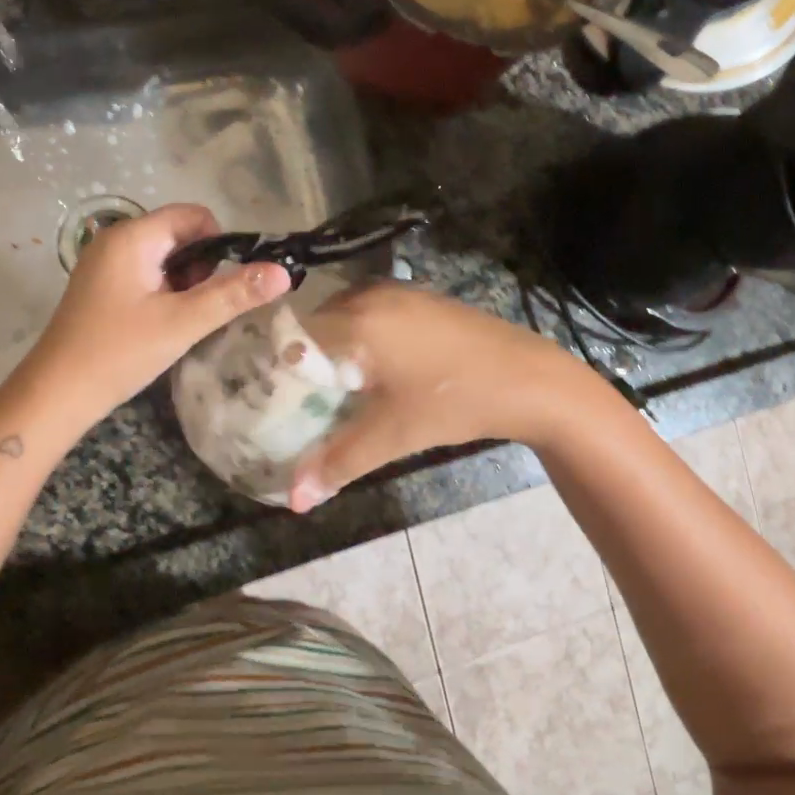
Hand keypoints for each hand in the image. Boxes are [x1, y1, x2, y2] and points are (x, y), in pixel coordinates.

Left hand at [21, 204, 288, 421]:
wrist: (56, 394)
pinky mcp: (101, 288)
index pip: (193, 216)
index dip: (221, 243)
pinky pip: (146, 275)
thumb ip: (234, 294)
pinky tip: (164, 324)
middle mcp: (115, 240)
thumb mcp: (183, 322)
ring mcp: (105, 264)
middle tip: (203, 307)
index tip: (229, 283)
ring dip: (185, 282)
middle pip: (179, 234)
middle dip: (203, 266)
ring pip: (164, 257)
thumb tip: (283, 272)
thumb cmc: (119, 352)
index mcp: (132, 237)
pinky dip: (165, 292)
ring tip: (184, 319)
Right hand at [288, 283, 600, 511]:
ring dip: (333, 354)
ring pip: (344, 321)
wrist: (530, 379)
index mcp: (356, 320)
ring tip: (325, 395)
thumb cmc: (455, 401)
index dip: (274, 370)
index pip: (291, 338)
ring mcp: (399, 293)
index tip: (263, 401)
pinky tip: (369, 377)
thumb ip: (337, 462)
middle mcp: (370, 295)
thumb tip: (293, 501)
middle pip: (315, 327)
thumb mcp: (392, 435)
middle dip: (302, 364)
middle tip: (291, 404)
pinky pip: (370, 316)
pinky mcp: (421, 300)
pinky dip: (359, 342)